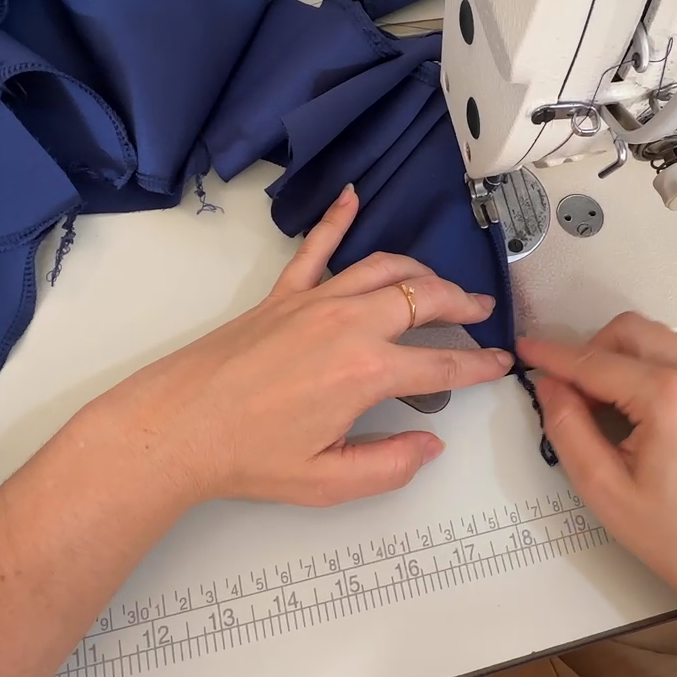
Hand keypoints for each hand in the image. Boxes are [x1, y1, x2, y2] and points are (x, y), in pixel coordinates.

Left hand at [82, 185, 514, 511]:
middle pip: (425, 298)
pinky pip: (317, 246)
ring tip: (442, 282)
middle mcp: (349, 324)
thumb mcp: (328, 481)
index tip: (502, 363)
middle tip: (483, 312)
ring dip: (422, 270)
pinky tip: (351, 195)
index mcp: (367, 373)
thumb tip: (432, 444)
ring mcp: (315, 301)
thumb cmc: (248, 458)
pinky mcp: (283, 294)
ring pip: (385, 267)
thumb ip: (391, 466)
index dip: (480, 366)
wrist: (174, 428)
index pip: (442, 364)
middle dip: (463, 303)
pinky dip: (336, 218)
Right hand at [517, 313, 676, 607]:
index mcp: (667, 397)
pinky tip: (630, 409)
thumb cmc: (671, 534)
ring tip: (599, 405)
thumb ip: (567, 427)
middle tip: (571, 393)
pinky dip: (642, 367)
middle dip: (590, 350)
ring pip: (653, 339)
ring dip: (617, 356)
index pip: (595, 361)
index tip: (522, 348)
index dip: (553, 355)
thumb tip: (550, 384)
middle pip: (629, 331)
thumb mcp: (602, 487)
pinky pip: (673, 358)